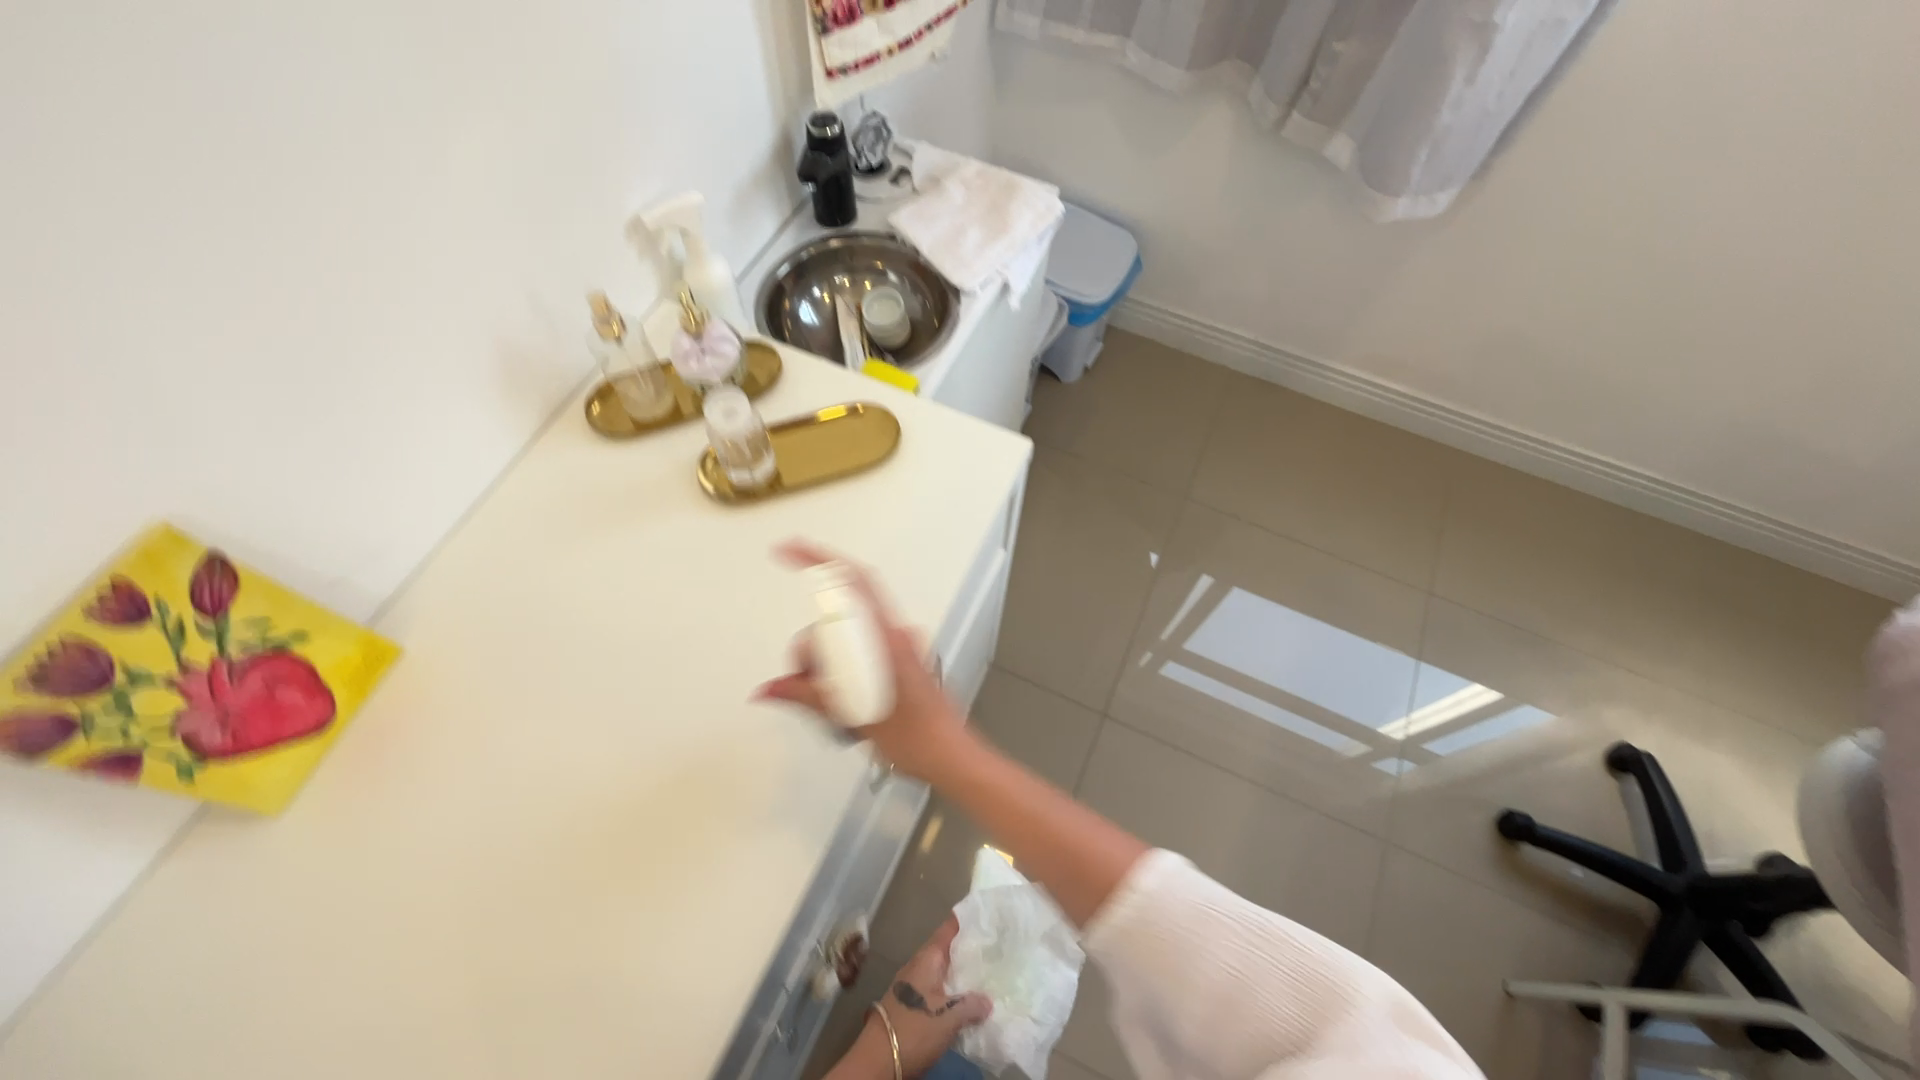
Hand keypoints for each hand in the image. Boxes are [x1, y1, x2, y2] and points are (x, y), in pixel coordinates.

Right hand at [754, 541, 979, 782]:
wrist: (951, 755)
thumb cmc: (915, 738)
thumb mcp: (853, 716)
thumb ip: (806, 696)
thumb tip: (766, 690)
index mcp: (884, 637)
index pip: (850, 580)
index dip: (817, 558)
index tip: (786, 550)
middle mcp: (892, 633)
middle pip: (837, 617)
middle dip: (812, 648)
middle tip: (808, 685)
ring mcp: (898, 646)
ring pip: (846, 637)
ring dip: (828, 665)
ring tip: (836, 706)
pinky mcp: (900, 659)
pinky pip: (859, 651)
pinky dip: (843, 670)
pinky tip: (844, 703)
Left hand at [836, 917, 991, 1079]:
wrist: (878, 1061)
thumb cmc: (914, 1029)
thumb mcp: (948, 1017)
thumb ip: (971, 1004)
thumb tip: (987, 1000)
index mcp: (927, 959)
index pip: (949, 929)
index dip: (968, 920)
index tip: (989, 915)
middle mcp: (920, 967)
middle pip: (949, 951)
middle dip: (971, 949)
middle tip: (999, 947)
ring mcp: (915, 988)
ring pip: (945, 974)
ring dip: (964, 975)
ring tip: (991, 975)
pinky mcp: (914, 1008)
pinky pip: (941, 993)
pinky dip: (956, 995)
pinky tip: (972, 1004)